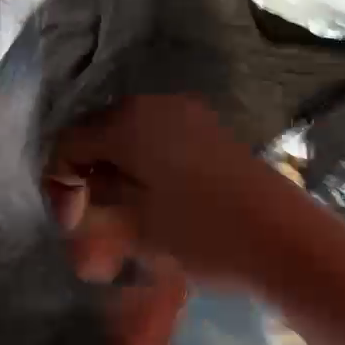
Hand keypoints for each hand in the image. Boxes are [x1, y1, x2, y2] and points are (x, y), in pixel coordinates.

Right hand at [48, 94, 306, 286]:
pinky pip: (159, 141)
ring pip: (130, 139)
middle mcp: (153, 104)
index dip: (60, 185)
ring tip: (120, 219)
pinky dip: (145, 169)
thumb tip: (82, 192)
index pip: (68, 142)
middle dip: (88, 178)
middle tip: (91, 223)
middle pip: (98, 135)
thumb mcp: (131, 225)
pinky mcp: (210, 131)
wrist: (284, 239)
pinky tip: (153, 204)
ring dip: (116, 175)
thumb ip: (94, 201)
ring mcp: (186, 114)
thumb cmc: (201, 234)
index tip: (72, 226)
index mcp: (127, 120)